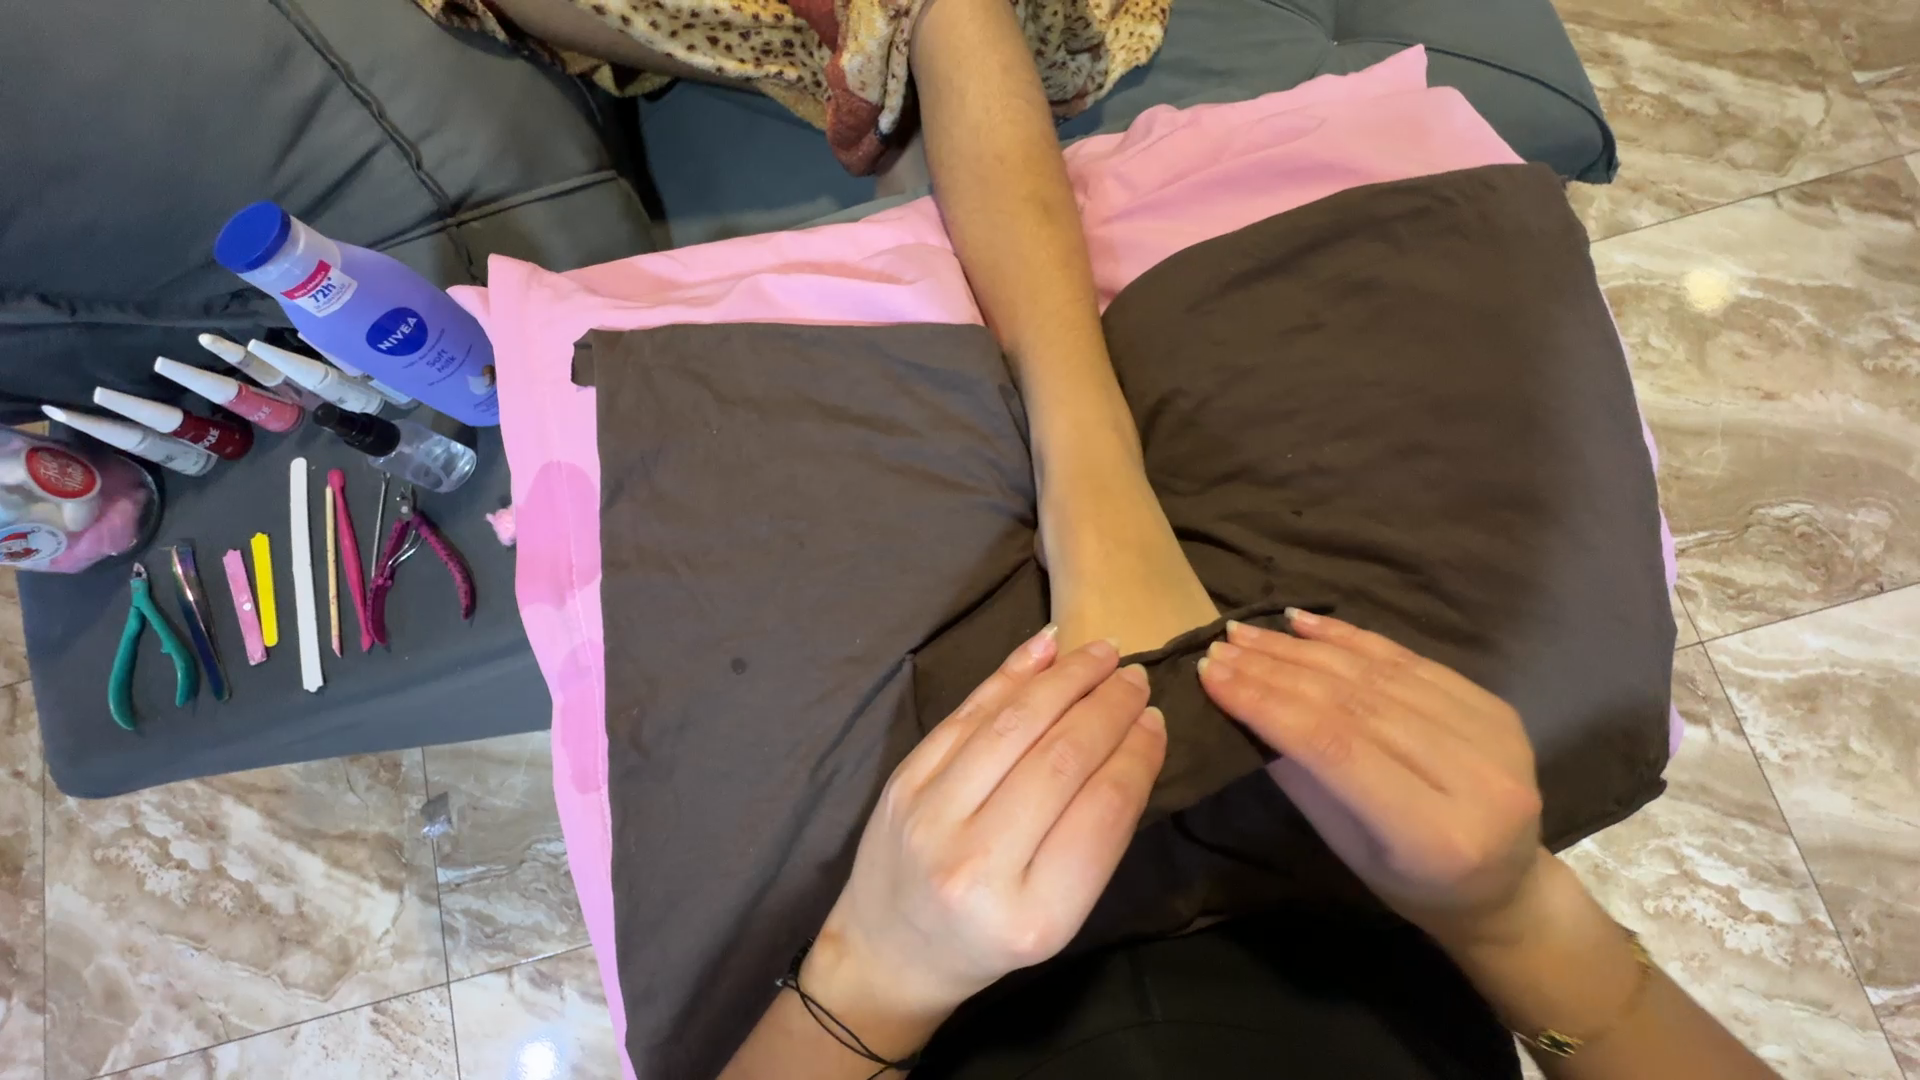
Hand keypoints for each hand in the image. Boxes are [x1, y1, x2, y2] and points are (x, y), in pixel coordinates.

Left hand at [807, 629, 1167, 1031]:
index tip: (1157, 720)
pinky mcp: (903, 780)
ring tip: (1102, 654)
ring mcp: (931, 815)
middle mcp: (976, 862)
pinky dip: (1010, 673)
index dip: (1136, 755)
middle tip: (1137, 678)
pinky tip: (1046, 646)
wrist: (891, 950)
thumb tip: (1136, 735)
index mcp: (1033, 916)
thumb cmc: (987, 940)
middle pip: (1060, 759)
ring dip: (1065, 679)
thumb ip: (1098, 834)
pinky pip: (967, 712)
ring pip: (1013, 724)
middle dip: (1107, 708)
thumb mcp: (1058, 916)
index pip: (1103, 811)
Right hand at [1198, 610, 1548, 948]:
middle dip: (1274, 671)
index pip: (1334, 748)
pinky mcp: (1494, 706)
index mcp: (1435, 834)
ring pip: (1376, 675)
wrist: (1505, 888)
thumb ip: (1298, 771)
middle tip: (1220, 649)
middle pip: (1353, 704)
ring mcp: (1493, 737)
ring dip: (1300, 648)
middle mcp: (1476, 779)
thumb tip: (1238, 701)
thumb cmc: (1407, 879)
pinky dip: (1347, 636)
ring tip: (1247, 634)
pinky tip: (1300, 622)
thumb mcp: (1342, 843)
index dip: (1266, 703)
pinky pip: (1406, 659)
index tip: (1210, 674)